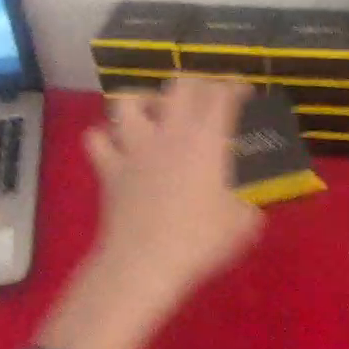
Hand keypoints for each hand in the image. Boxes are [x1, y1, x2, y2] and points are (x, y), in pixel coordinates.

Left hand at [38, 79, 263, 348]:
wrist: (144, 263)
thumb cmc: (199, 240)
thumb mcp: (242, 223)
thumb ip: (249, 204)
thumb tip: (251, 205)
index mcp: (206, 139)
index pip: (222, 94)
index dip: (235, 85)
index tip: (244, 90)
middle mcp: (169, 132)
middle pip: (180, 84)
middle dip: (197, 84)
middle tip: (206, 96)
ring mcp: (134, 148)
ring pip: (129, 101)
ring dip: (143, 101)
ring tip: (154, 113)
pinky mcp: (109, 169)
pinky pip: (97, 140)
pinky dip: (106, 138)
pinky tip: (117, 146)